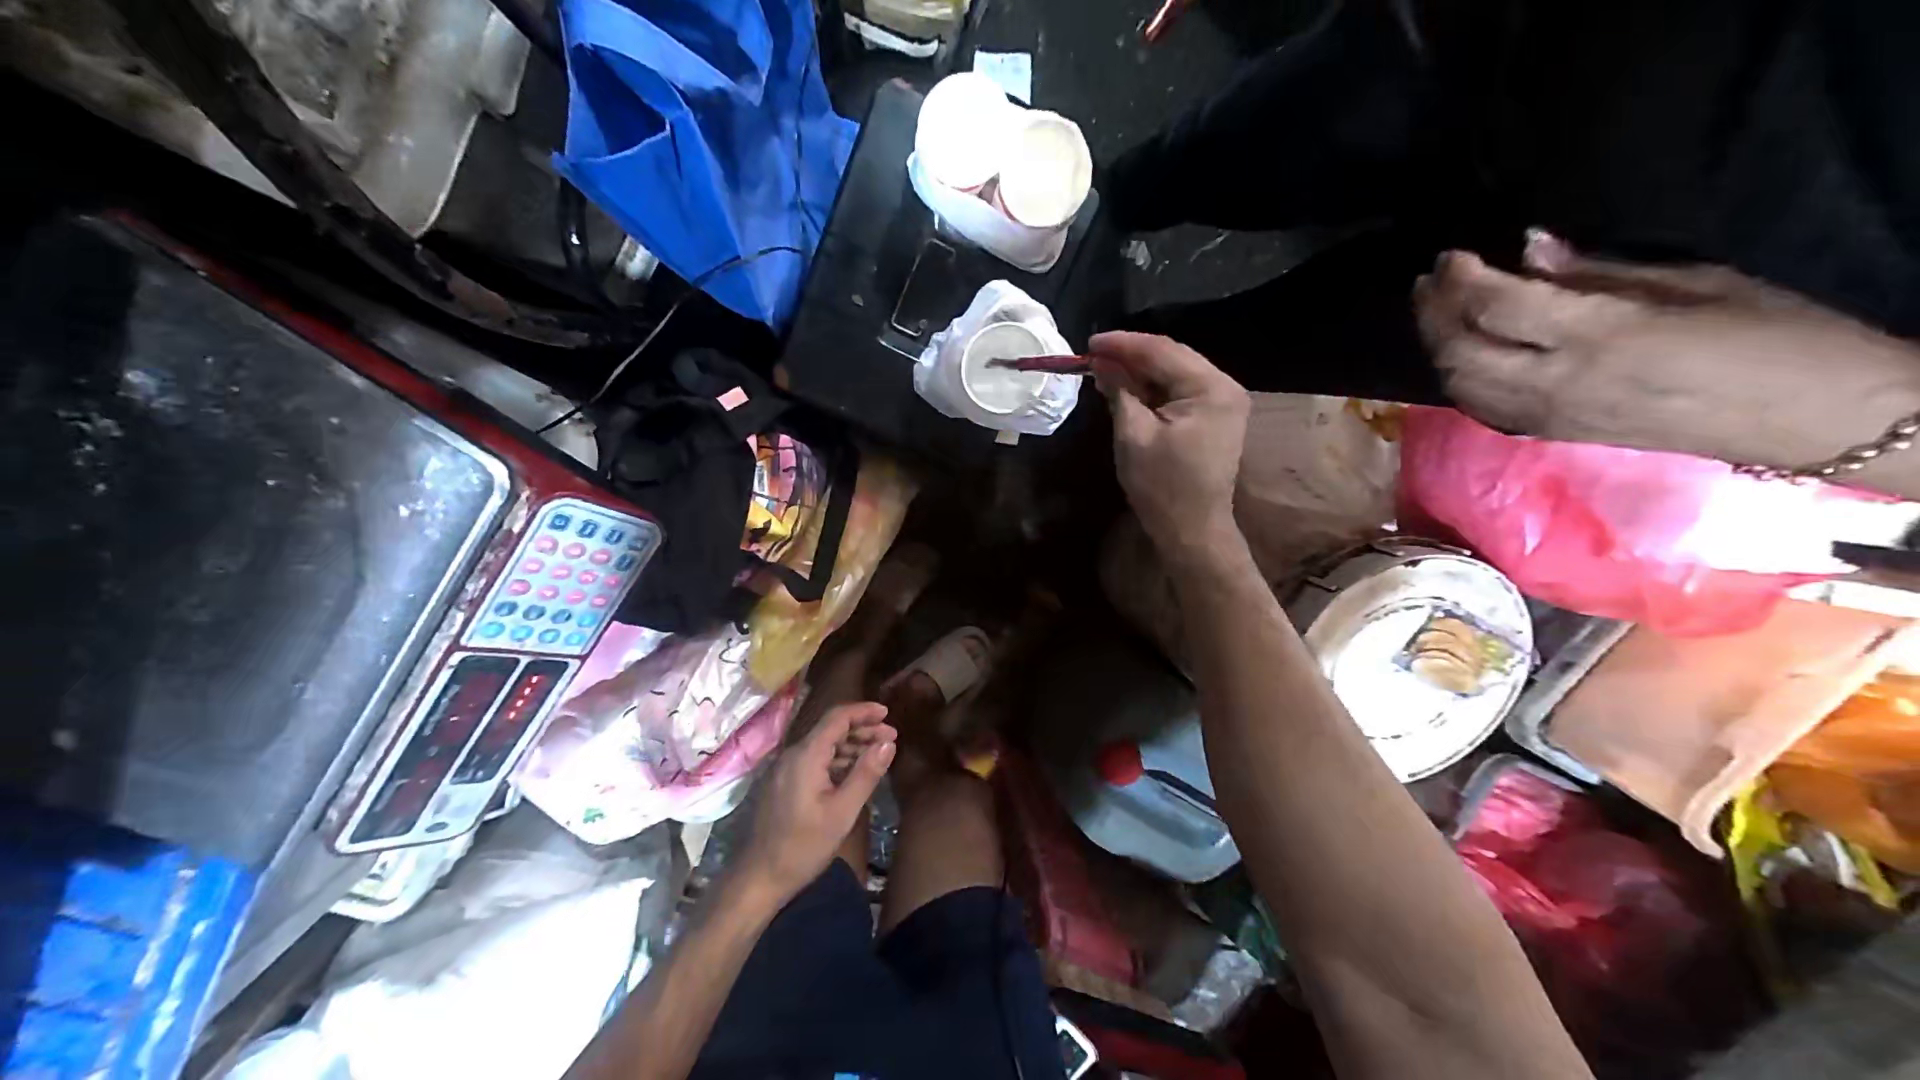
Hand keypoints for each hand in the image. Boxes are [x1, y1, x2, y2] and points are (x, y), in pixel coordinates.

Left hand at [737, 703, 894, 905]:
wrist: (759, 877)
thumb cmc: (803, 846)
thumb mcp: (843, 812)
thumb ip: (866, 773)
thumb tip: (888, 744)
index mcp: (806, 755)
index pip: (837, 717)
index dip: (863, 711)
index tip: (888, 713)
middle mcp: (793, 754)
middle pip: (831, 728)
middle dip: (862, 728)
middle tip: (891, 737)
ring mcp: (786, 768)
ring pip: (823, 744)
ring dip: (852, 744)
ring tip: (878, 753)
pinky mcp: (785, 782)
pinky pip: (815, 759)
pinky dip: (838, 759)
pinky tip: (855, 771)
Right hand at [1088, 331, 1251, 557]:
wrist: (1192, 530)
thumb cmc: (1162, 486)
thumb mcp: (1133, 435)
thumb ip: (1119, 392)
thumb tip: (1101, 364)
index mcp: (1211, 388)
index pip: (1162, 351)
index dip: (1122, 344)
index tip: (1088, 344)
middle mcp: (1225, 387)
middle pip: (1171, 358)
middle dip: (1130, 355)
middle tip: (1092, 354)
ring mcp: (1223, 403)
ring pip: (1174, 373)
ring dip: (1139, 371)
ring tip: (1103, 369)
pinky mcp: (1214, 418)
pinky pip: (1179, 392)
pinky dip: (1152, 388)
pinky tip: (1126, 388)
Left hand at [1413, 231, 1919, 471]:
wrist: (1812, 420)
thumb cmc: (1774, 336)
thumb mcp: (1693, 284)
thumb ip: (1596, 272)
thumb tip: (1531, 247)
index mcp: (1597, 337)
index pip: (1496, 306)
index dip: (1461, 279)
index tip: (1449, 256)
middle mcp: (1554, 383)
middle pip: (1460, 350)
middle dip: (1433, 313)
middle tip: (1427, 281)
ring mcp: (1546, 416)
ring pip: (1460, 384)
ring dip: (1436, 346)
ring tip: (1432, 311)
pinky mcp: (1550, 435)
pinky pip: (1480, 406)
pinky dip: (1456, 377)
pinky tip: (1457, 355)